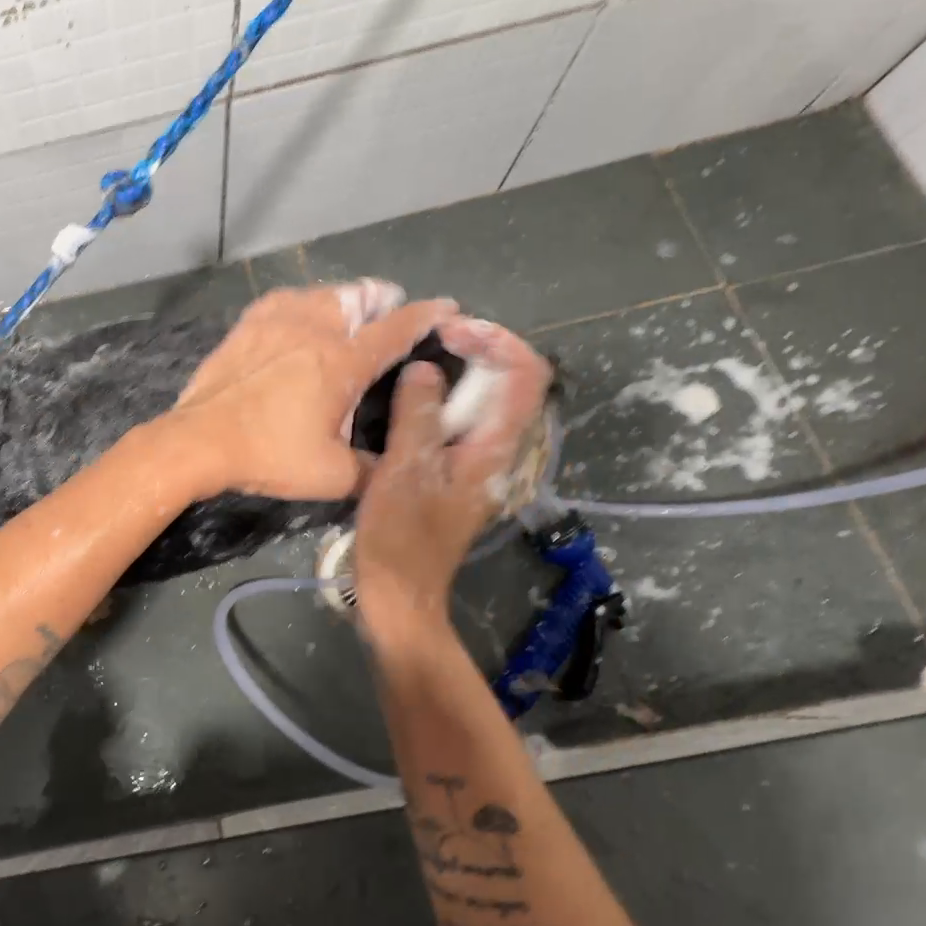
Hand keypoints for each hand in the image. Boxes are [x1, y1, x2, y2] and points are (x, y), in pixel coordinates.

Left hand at [164, 281, 456, 499]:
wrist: (199, 441)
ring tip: (348, 315)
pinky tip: (299, 321)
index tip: (447, 307)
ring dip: (343, 299)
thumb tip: (396, 467)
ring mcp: (275, 321)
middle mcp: (314, 328)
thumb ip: (372, 469)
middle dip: (382, 299)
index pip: (397, 327)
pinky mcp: (246, 325)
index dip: (427, 315)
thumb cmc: (269, 455)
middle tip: (389, 313)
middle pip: (359, 296)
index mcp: (343, 360)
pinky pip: (285, 301)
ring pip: (321, 293)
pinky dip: (304, 304)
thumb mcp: (332, 475)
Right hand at [353, 317, 552, 621]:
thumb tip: (426, 368)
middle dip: (477, 349)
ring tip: (416, 357)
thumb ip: (418, 415)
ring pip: (482, 402)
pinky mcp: (453, 473)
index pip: (526, 375)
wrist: (398, 594)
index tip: (449, 331)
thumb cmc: (401, 537)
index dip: (497, 341)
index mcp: (495, 449)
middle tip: (429, 337)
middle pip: (508, 383)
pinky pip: (456, 421)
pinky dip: (439, 398)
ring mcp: (475, 464)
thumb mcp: (404, 471)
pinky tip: (406, 399)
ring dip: (457, 372)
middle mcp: (496, 452)